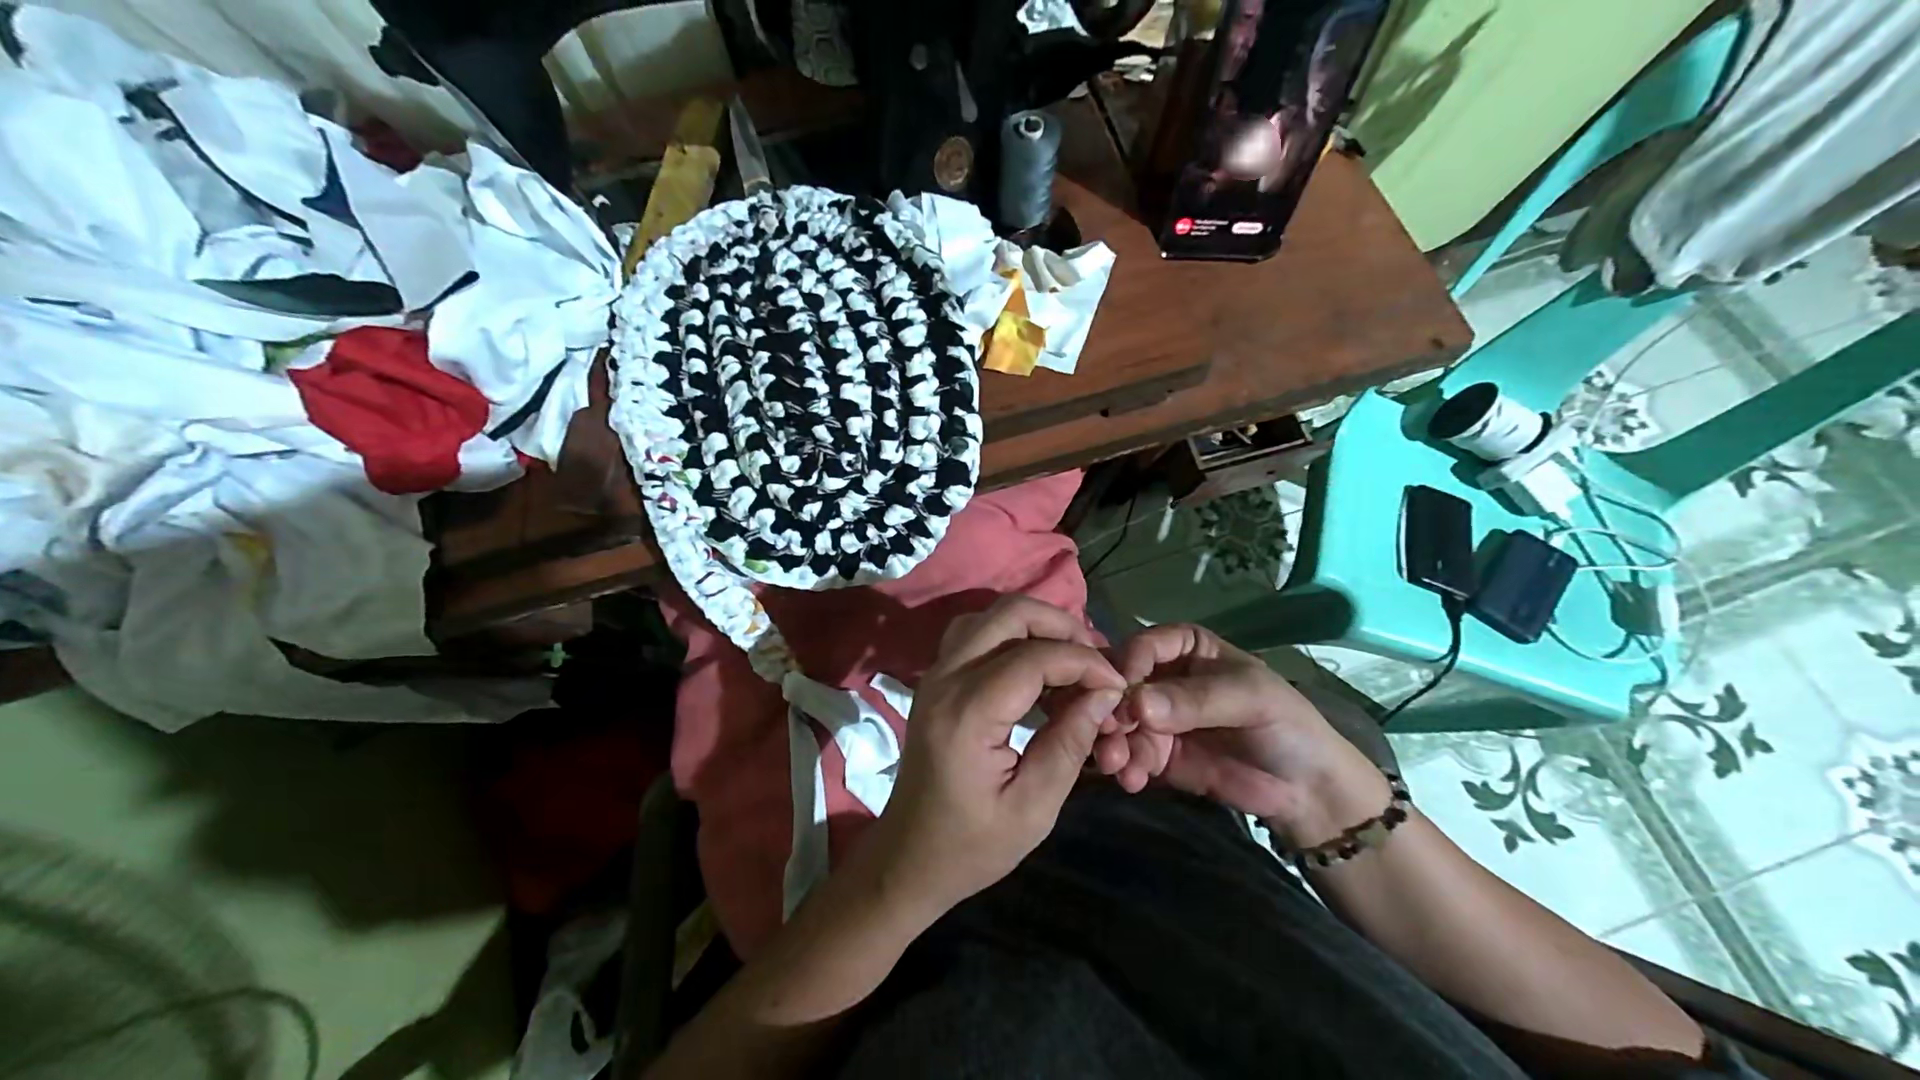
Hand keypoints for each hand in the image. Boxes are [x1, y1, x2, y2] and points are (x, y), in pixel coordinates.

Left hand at [864, 596, 1124, 918]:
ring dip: (1036, 626)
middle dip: (1062, 625)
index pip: (1035, 657)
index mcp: (967, 715)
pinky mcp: (935, 681)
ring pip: (989, 617)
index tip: (1118, 686)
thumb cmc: (972, 845)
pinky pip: (975, 634)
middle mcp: (945, 680)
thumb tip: (1105, 692)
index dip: (1085, 663)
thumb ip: (1070, 743)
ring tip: (1072, 659)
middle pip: (1008, 614)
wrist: (908, 857)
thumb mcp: (1034, 808)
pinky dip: (1012, 636)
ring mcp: (935, 676)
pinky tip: (1038, 668)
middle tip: (1097, 660)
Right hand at [1095, 623, 1389, 848]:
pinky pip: (1128, 754)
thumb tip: (1139, 703)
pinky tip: (1132, 779)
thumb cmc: (1285, 725)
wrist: (1307, 792)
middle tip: (1106, 733)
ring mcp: (1155, 719)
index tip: (1119, 694)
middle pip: (1120, 683)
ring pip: (1118, 722)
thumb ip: (1195, 700)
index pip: (1144, 646)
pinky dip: (1124, 766)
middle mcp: (1162, 678)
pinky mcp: (1155, 756)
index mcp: (1185, 647)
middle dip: (1109, 708)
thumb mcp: (1250, 699)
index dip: (1127, 665)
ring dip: (1111, 741)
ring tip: (1116, 763)